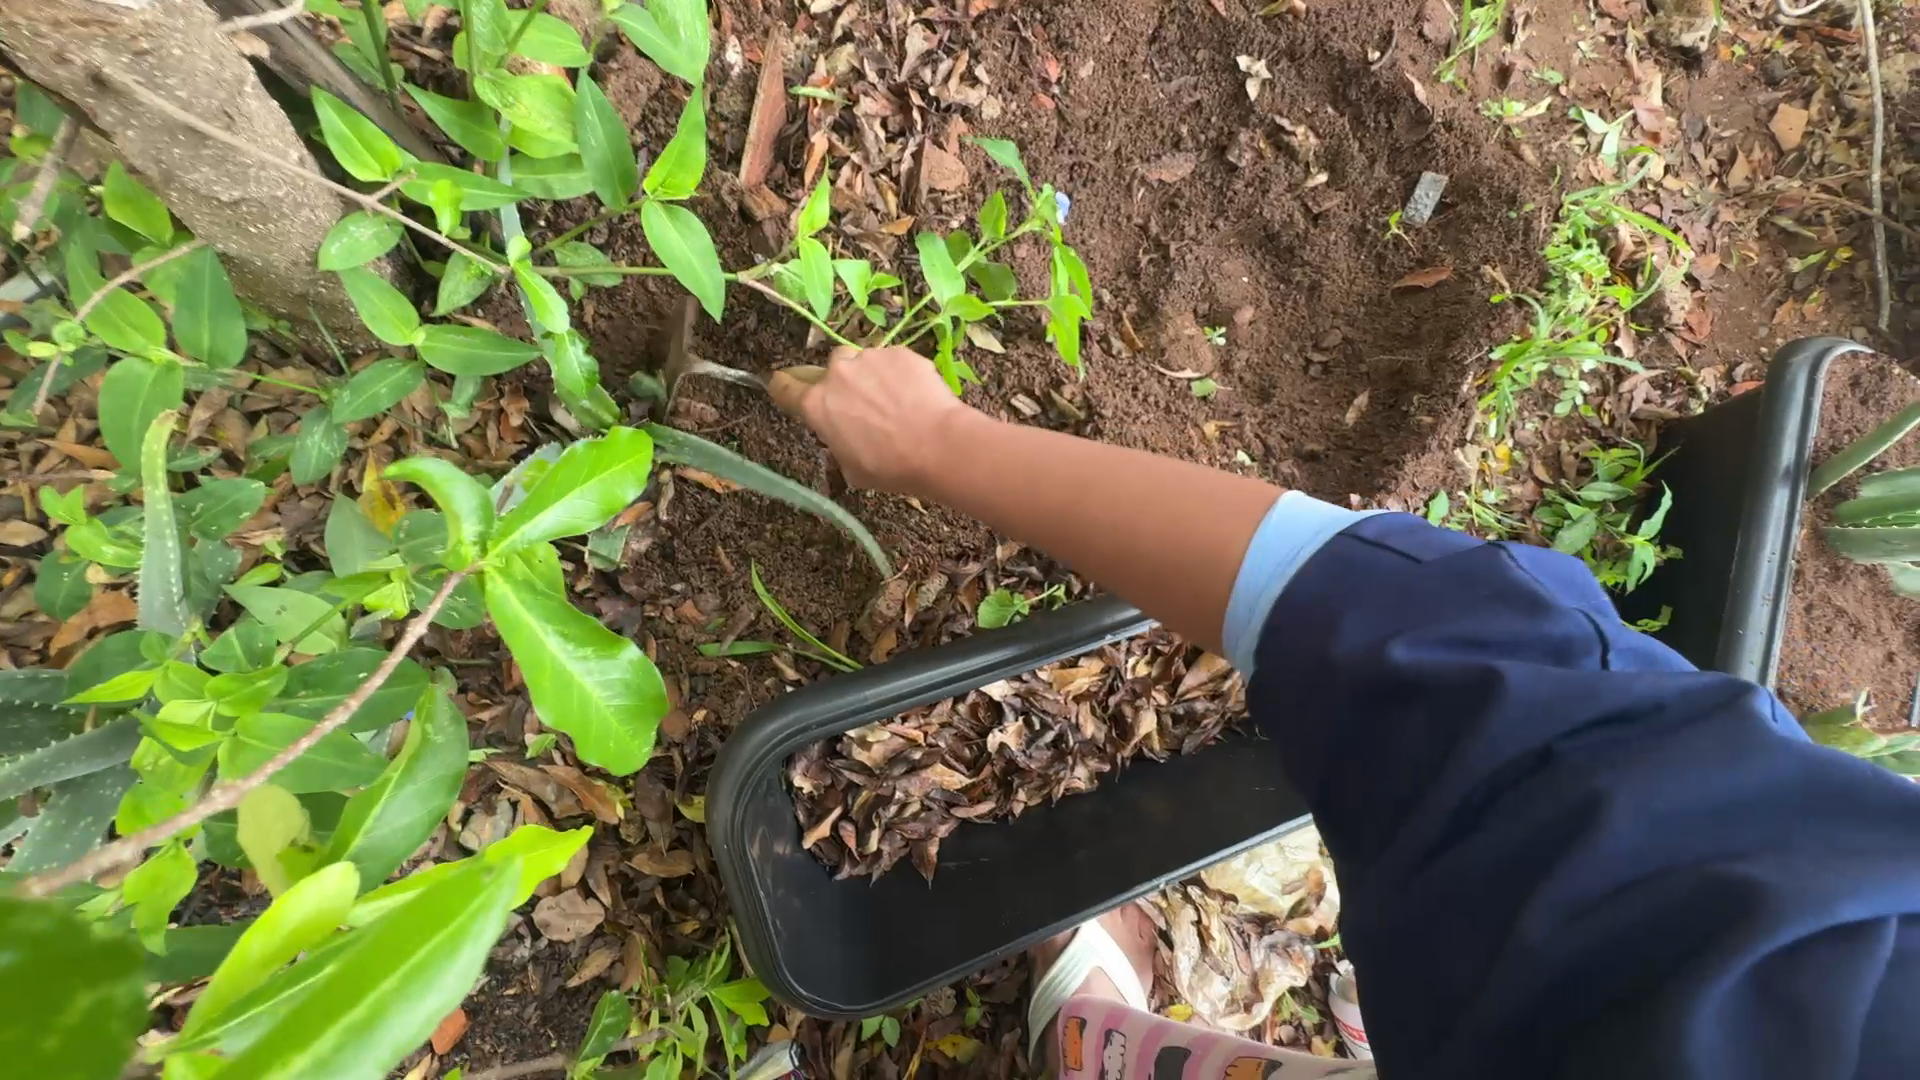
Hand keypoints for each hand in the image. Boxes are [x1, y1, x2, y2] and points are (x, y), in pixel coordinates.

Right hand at [767, 345, 980, 492]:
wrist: (939, 446)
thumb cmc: (891, 467)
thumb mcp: (852, 469)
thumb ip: (838, 444)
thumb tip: (843, 438)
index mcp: (816, 405)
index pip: (784, 387)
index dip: (784, 388)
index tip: (786, 387)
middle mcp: (837, 374)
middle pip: (829, 369)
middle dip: (841, 384)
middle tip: (862, 407)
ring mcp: (869, 358)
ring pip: (862, 362)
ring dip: (871, 377)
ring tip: (894, 402)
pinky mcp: (900, 352)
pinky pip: (892, 361)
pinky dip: (899, 375)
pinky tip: (915, 397)